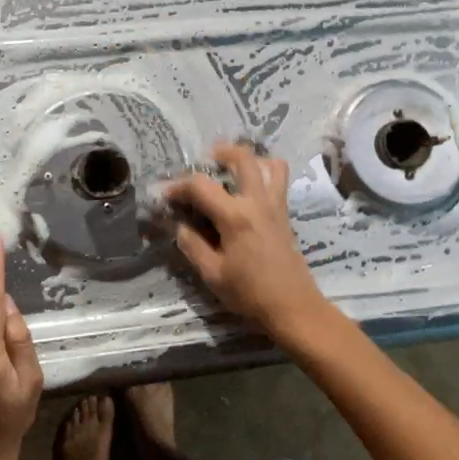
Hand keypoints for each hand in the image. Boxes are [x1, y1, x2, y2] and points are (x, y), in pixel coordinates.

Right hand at [167, 143, 334, 341]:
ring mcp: (276, 205)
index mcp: (235, 216)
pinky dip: (264, 173)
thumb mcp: (212, 274)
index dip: (178, 186)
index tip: (165, 195)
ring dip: (250, 159)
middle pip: (243, 158)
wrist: (293, 307)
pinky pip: (279, 180)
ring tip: (231, 169)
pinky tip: (248, 190)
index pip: (201, 186)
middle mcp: (257, 202)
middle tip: (204, 162)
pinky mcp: (285, 214)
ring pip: (269, 164)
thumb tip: (180, 226)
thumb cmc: (250, 293)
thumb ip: (192, 245)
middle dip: (220, 152)